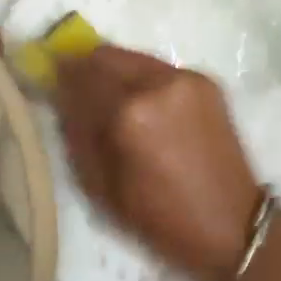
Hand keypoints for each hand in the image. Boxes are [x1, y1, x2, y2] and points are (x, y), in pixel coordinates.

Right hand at [52, 46, 262, 280]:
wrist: (233, 226)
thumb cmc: (162, 220)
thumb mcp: (102, 188)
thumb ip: (78, 135)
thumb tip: (61, 99)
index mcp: (129, 114)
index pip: (80, 77)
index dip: (59, 75)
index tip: (46, 74)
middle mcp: (157, 83)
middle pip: (106, 55)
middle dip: (84, 65)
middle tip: (72, 81)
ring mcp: (185, 77)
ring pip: (133, 57)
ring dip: (113, 69)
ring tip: (106, 94)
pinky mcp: (205, 80)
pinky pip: (159, 68)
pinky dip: (142, 78)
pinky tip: (140, 102)